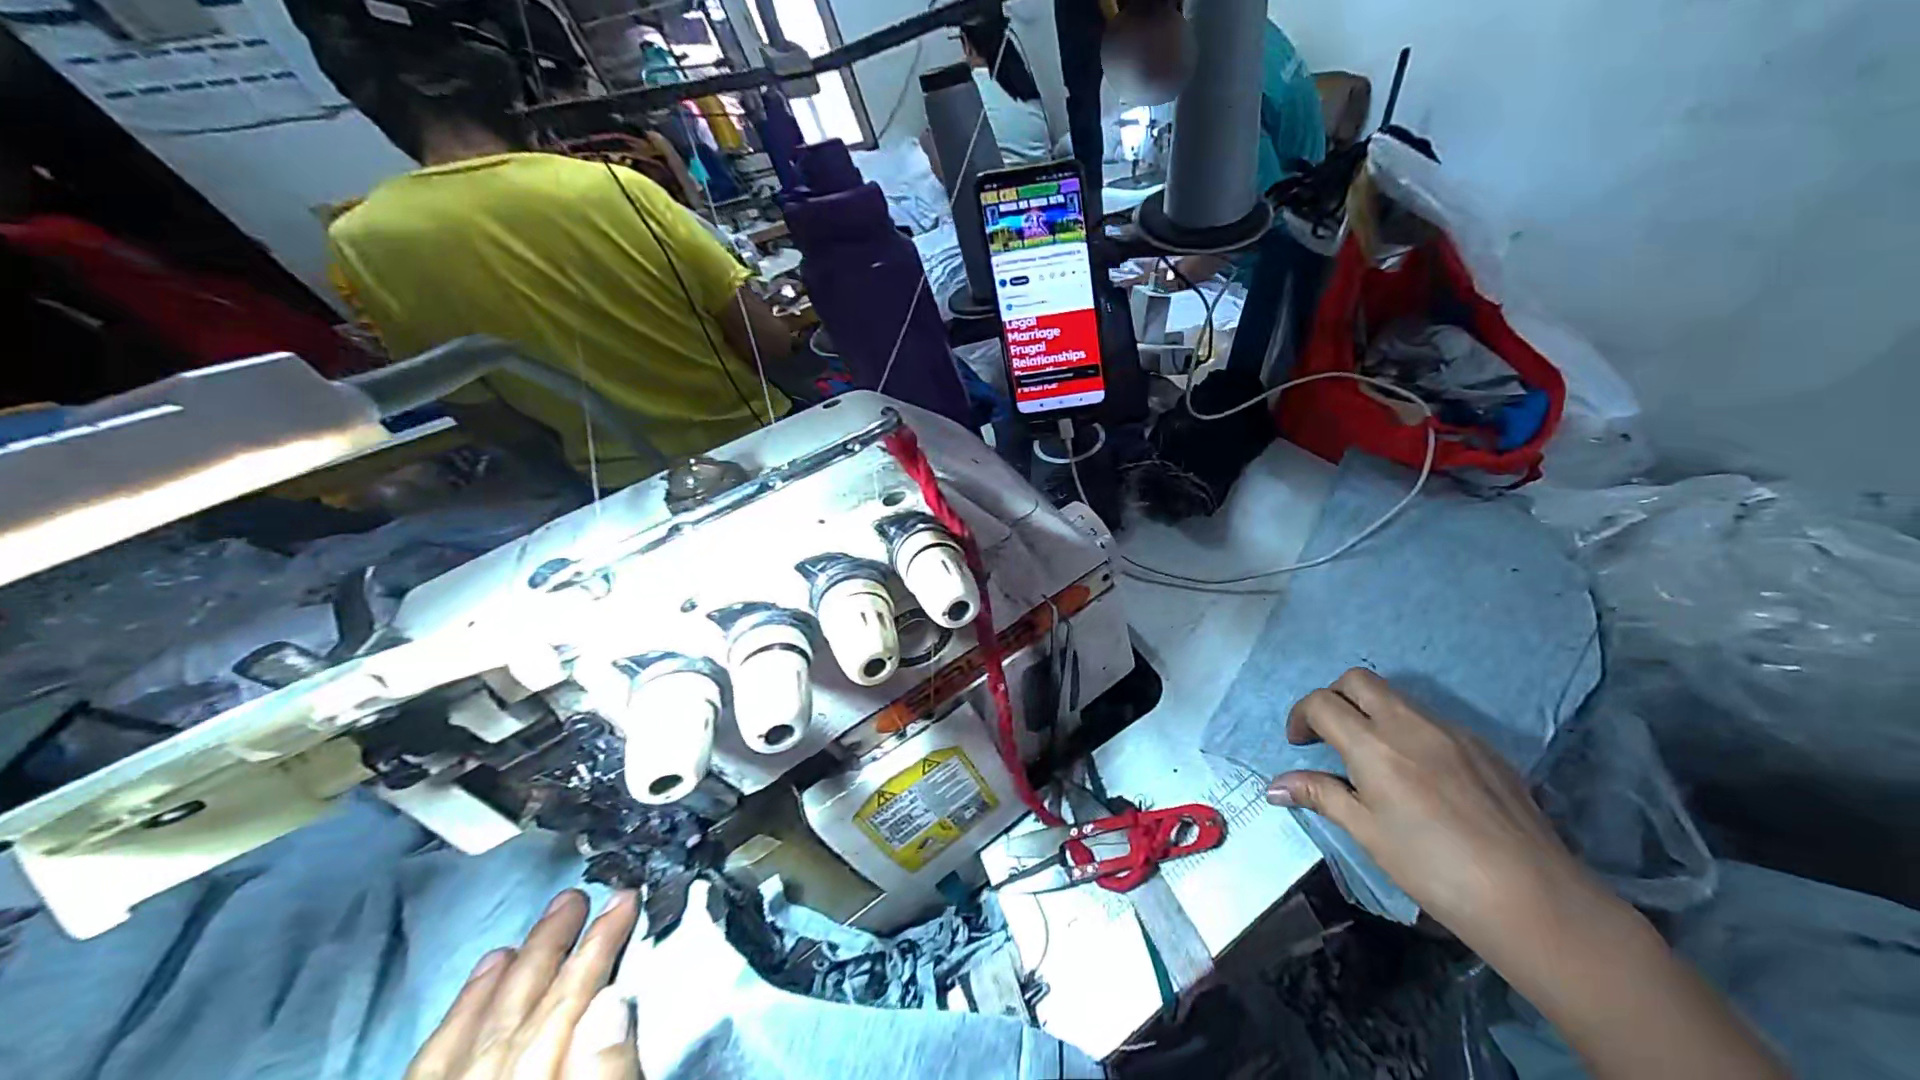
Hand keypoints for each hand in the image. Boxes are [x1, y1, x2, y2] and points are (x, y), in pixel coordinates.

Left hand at [405, 890, 642, 1079]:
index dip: (597, 953)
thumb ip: (604, 1077)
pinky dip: (456, 1020)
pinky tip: (481, 981)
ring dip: (507, 979)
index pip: (564, 1016)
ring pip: (474, 1038)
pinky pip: (429, 1067)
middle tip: (578, 896)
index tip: (625, 901)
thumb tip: (612, 1001)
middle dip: (552, 952)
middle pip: (518, 1019)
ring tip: (537, 929)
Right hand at [1268, 670, 1790, 1079]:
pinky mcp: (1485, 748)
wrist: (1533, 897)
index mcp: (1374, 746)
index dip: (1300, 716)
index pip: (1322, 703)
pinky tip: (1423, 776)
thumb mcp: (1367, 833)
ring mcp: (1453, 732)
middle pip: (1358, 680)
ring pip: (1398, 697)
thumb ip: (1320, 796)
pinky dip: (1411, 731)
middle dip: (1333, 697)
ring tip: (1375, 758)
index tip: (1299, 744)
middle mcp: (1411, 725)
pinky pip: (1434, 721)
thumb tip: (1274, 785)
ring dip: (1373, 712)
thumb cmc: (1433, 868)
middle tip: (1330, 734)